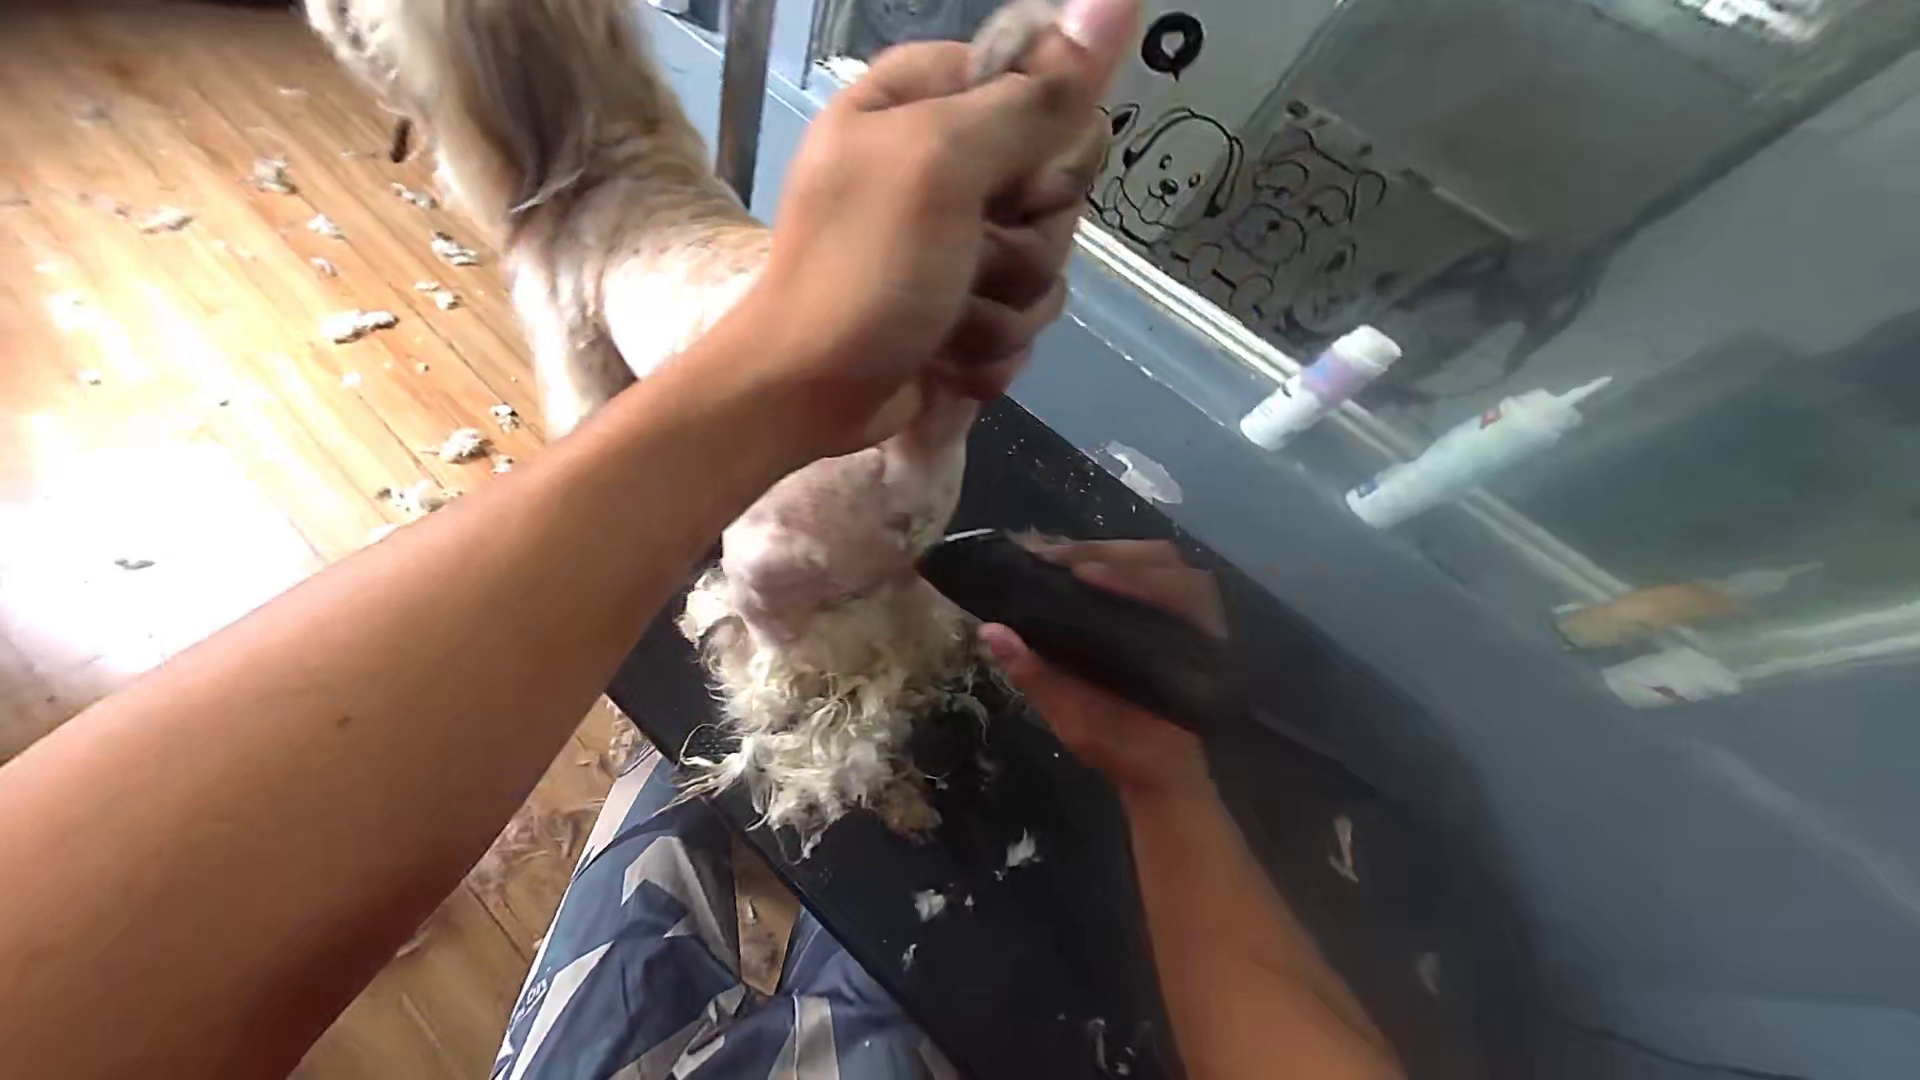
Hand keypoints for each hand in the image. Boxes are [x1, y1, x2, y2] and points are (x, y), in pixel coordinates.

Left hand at [732, 0, 1137, 456]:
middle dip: (1021, 251)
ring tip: (943, 326)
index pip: (1050, 96)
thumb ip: (1028, 99)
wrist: (808, 394)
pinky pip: (1020, 331)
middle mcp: (950, 175)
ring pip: (1044, 276)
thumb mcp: (937, 169)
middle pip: (1056, 198)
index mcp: (931, 107)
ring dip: (1001, 315)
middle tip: (967, 265)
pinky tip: (944, 362)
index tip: (1020, 189)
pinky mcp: (966, 318)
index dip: (1051, 149)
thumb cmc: (859, 274)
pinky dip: (986, 355)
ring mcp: (960, 254)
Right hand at [980, 540, 1221, 803]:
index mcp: (1180, 650)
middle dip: (1104, 552)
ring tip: (1061, 560)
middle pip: (1161, 561)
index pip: (1165, 590)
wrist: (1164, 773)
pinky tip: (1084, 570)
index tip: (1079, 572)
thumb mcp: (1077, 722)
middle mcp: (1196, 624)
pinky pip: (1156, 574)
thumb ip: (1036, 676)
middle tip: (1051, 558)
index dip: (1123, 575)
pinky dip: (1119, 566)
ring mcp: (1194, 618)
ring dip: (1110, 554)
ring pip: (1160, 562)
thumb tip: (990, 631)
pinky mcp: (1181, 617)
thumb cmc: (1126, 753)